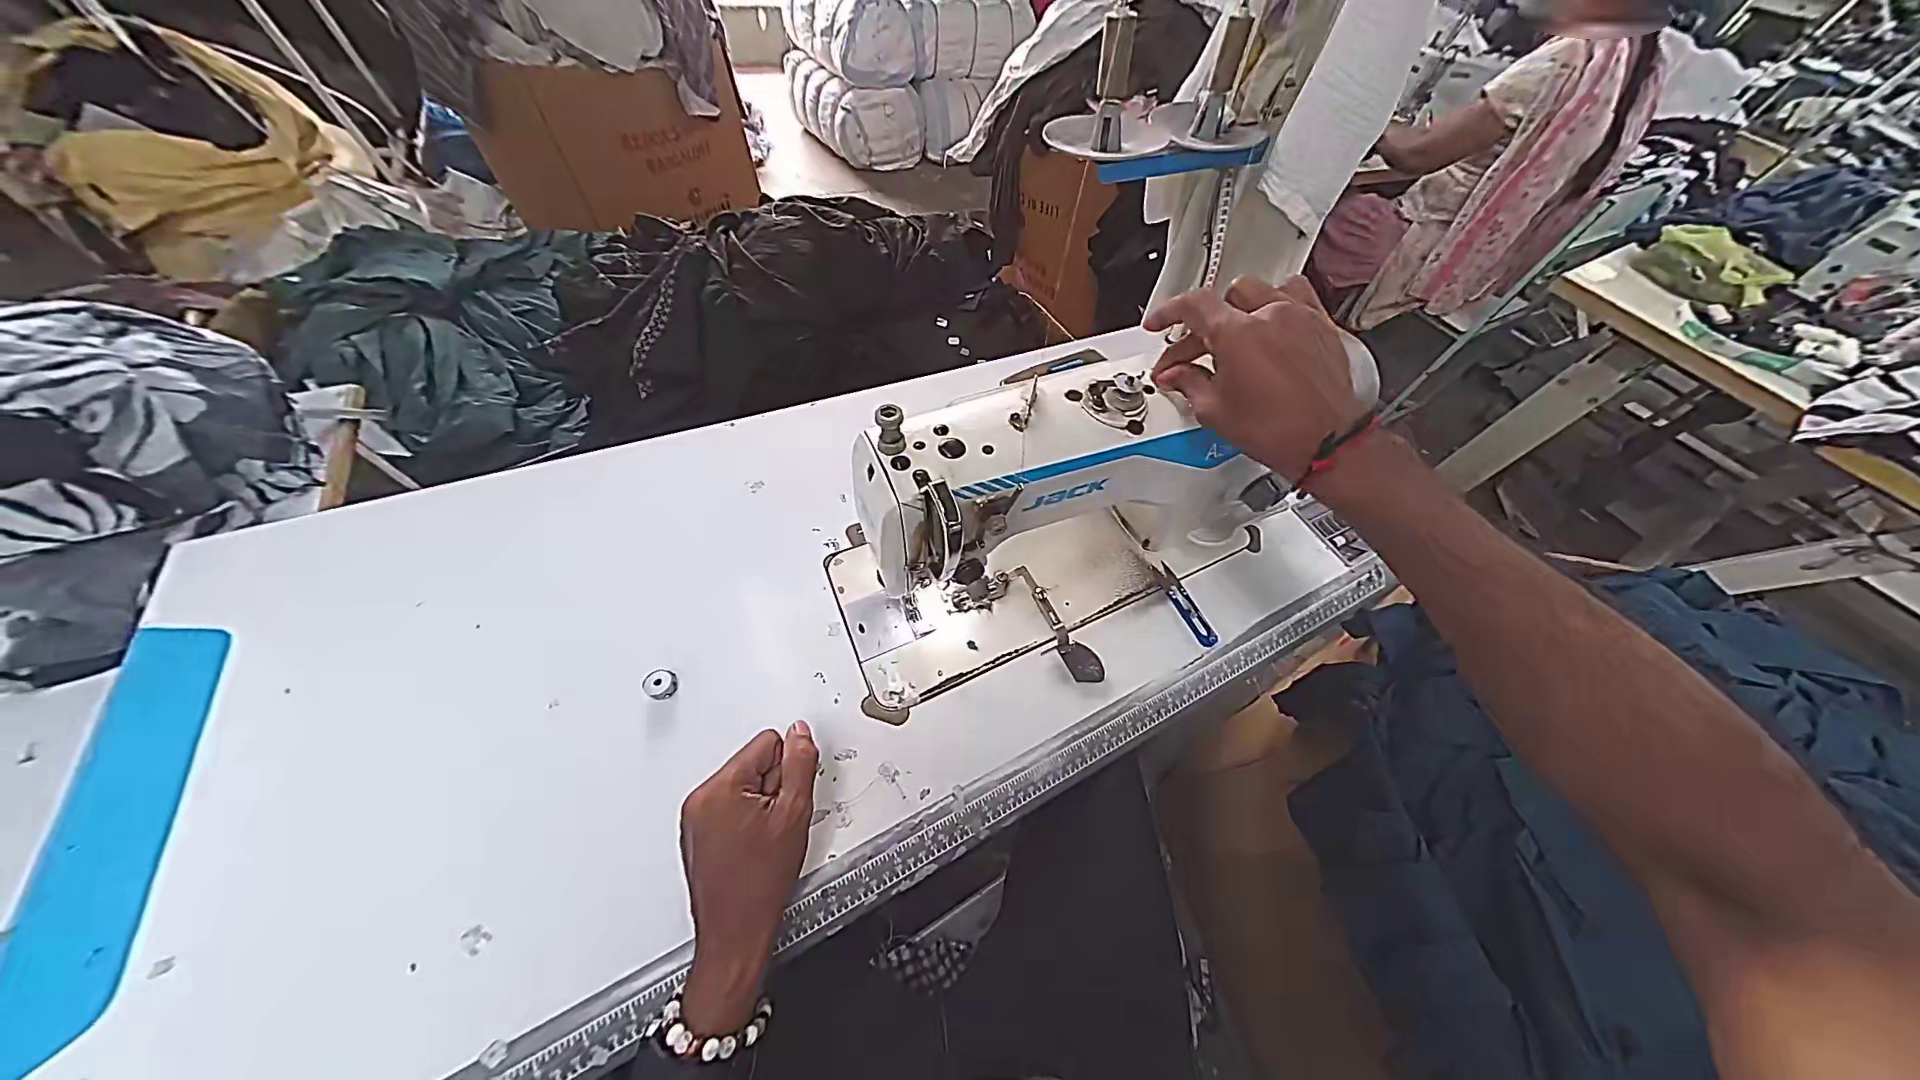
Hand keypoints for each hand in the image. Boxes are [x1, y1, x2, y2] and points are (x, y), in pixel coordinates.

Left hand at [679, 721, 818, 1031]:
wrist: (736, 931)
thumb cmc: (759, 884)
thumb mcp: (794, 814)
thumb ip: (800, 764)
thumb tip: (799, 733)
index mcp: (720, 788)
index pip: (767, 742)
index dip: (788, 769)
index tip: (786, 798)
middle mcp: (700, 798)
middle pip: (754, 762)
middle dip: (773, 786)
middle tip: (777, 822)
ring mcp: (695, 816)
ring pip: (744, 784)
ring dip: (761, 802)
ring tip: (765, 837)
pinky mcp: (697, 830)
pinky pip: (731, 804)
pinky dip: (747, 817)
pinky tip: (754, 844)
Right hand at [1144, 277, 1369, 480]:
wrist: (1326, 442)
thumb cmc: (1279, 430)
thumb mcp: (1215, 410)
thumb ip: (1189, 383)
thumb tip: (1177, 374)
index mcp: (1237, 334)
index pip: (1193, 305)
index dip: (1168, 312)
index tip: (1159, 323)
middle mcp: (1270, 316)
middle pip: (1221, 302)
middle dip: (1198, 328)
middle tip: (1188, 356)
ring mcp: (1299, 317)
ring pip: (1257, 291)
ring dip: (1235, 309)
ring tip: (1229, 332)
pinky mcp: (1321, 325)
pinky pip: (1296, 295)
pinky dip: (1275, 303)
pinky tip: (1269, 320)